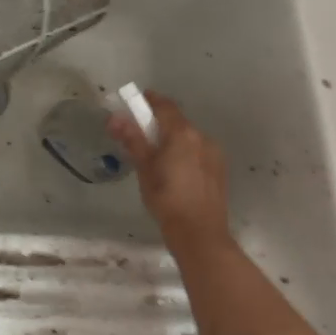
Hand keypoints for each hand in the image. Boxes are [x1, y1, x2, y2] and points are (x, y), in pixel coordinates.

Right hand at [109, 91, 233, 251]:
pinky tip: (175, 170)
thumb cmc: (166, 199)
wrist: (199, 233)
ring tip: (157, 157)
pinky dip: (184, 152)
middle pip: (177, 121)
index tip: (136, 101)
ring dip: (172, 139)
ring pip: (189, 138)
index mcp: (182, 134)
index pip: (165, 106)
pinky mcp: (219, 169)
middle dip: (158, 123)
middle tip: (140, 134)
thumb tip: (116, 118)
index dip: (150, 101)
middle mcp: (202, 137)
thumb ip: (133, 140)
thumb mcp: (144, 169)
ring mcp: (214, 153)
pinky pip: (198, 151)